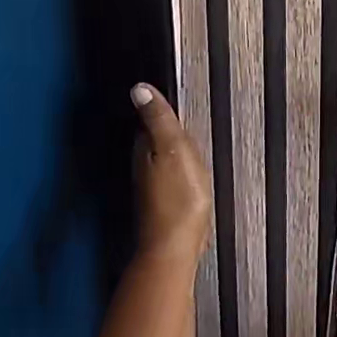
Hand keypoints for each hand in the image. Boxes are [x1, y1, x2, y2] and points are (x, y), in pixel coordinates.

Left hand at [130, 84, 212, 263]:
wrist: (174, 249)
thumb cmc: (178, 200)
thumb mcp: (175, 149)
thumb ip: (159, 118)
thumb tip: (139, 88)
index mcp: (144, 146)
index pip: (154, 117)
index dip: (170, 112)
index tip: (184, 109)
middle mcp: (142, 164)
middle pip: (159, 138)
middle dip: (174, 133)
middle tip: (194, 131)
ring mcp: (150, 185)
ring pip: (165, 158)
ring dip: (179, 154)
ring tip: (196, 155)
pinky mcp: (161, 202)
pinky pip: (172, 178)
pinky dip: (181, 175)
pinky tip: (193, 180)